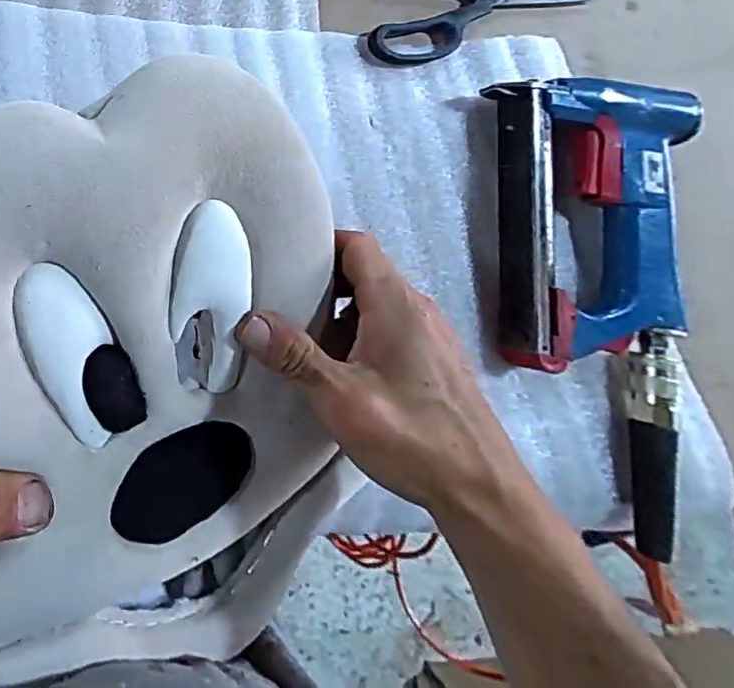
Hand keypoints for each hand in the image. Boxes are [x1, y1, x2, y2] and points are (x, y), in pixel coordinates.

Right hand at [237, 230, 519, 514]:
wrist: (482, 490)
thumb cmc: (412, 436)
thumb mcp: (342, 397)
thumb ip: (295, 356)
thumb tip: (251, 322)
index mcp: (396, 302)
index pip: (357, 245)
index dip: (322, 244)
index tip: (287, 262)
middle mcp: (418, 309)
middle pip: (365, 273)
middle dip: (323, 285)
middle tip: (287, 307)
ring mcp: (432, 335)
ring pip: (378, 304)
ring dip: (342, 315)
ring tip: (309, 344)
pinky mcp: (437, 362)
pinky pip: (393, 330)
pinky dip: (363, 337)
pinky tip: (346, 375)